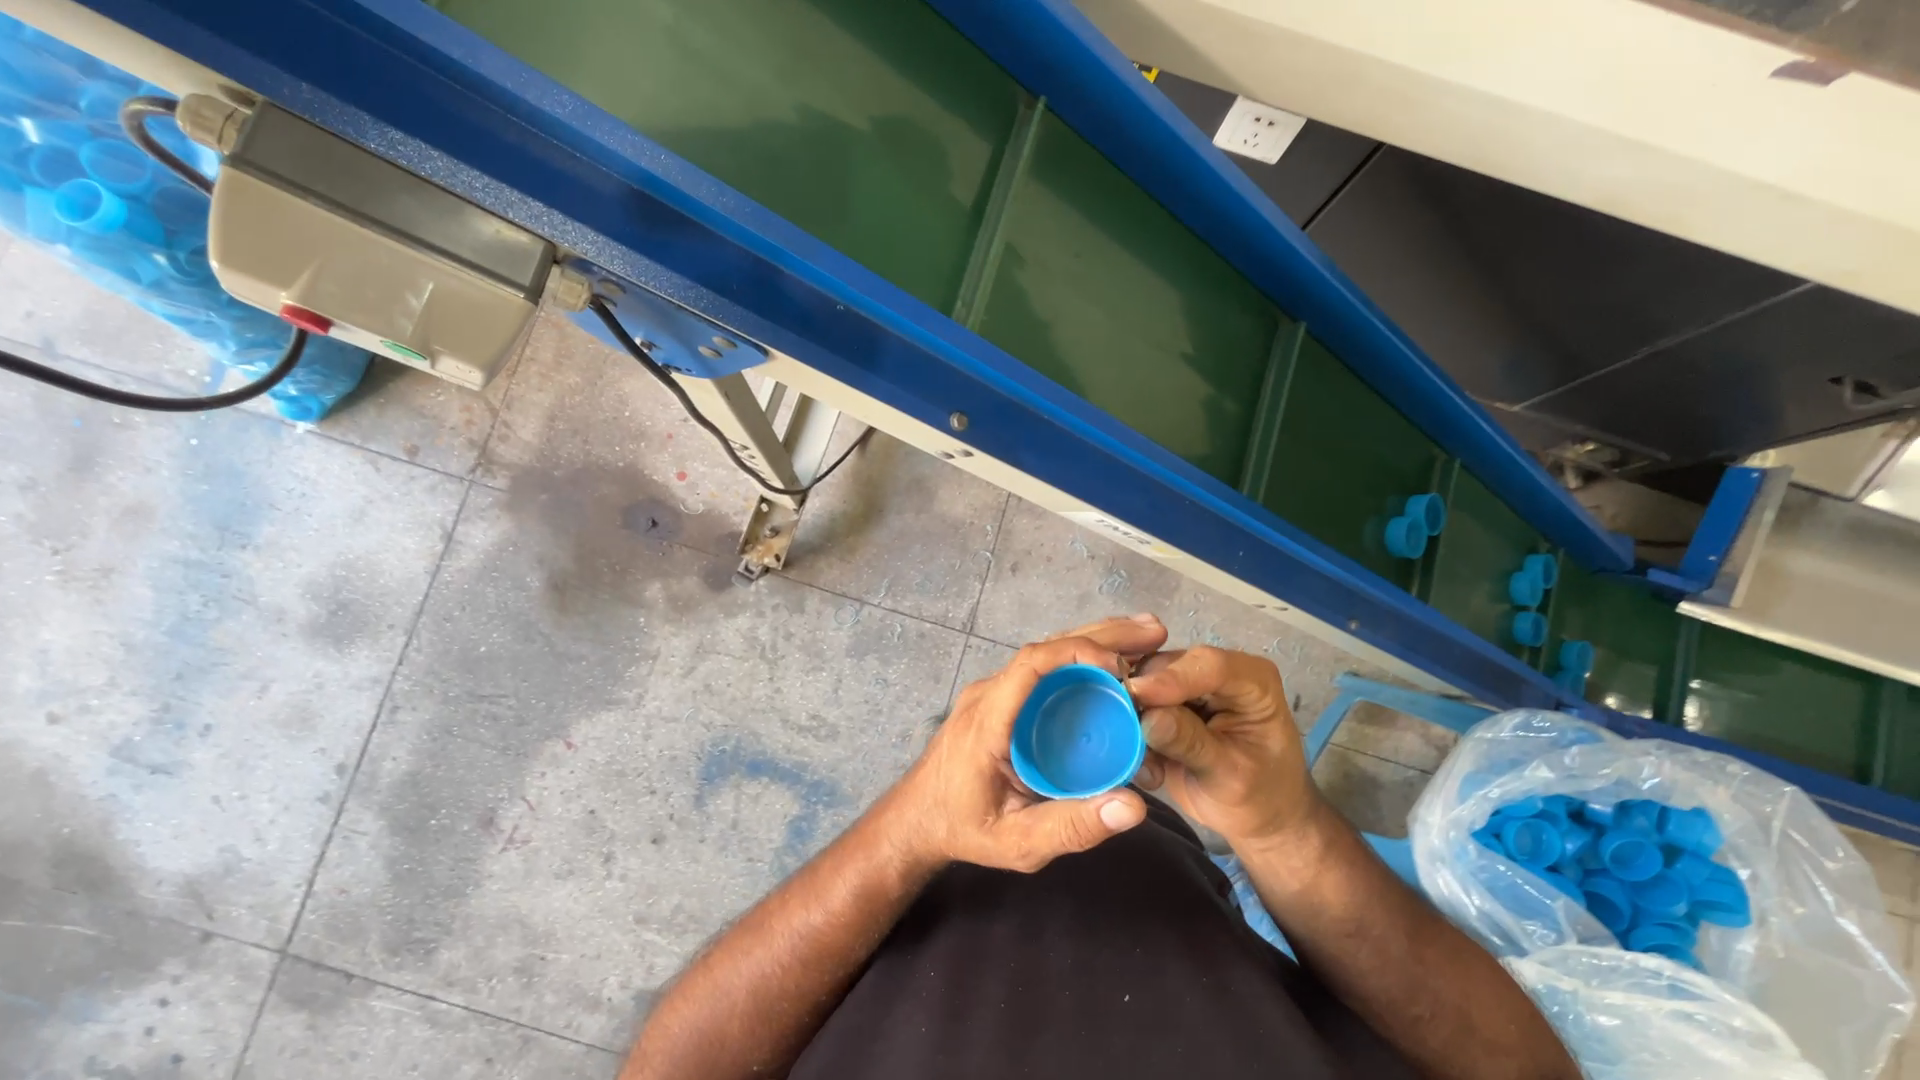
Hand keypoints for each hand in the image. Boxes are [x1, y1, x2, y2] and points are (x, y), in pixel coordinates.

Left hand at [890, 615, 1167, 872]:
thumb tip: (1133, 807)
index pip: (1030, 665)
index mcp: (987, 720)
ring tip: (1148, 636)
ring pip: (1048, 653)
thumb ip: (1070, 828)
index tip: (1122, 664)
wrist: (919, 819)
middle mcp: (989, 694)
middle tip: (1156, 631)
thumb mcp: (1017, 843)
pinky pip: (1046, 669)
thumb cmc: (963, 829)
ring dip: (1097, 640)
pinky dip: (1084, 658)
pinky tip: (1118, 661)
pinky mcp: (1004, 698)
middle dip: (1103, 635)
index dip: (1077, 652)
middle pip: (1047, 648)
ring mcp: (995, 692)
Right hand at [1126, 646, 1320, 849]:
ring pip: (1142, 683)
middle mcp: (1217, 673)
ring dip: (1134, 720)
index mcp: (1252, 681)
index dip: (1171, 679)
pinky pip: (1135, 706)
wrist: (1257, 818)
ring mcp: (1188, 685)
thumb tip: (1148, 718)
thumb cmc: (1259, 797)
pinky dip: (1132, 733)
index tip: (1136, 696)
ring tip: (1146, 763)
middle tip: (1125, 735)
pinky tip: (1150, 768)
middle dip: (1142, 698)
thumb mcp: (1230, 777)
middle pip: (1166, 667)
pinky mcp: (1165, 702)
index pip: (1208, 665)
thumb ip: (1191, 744)